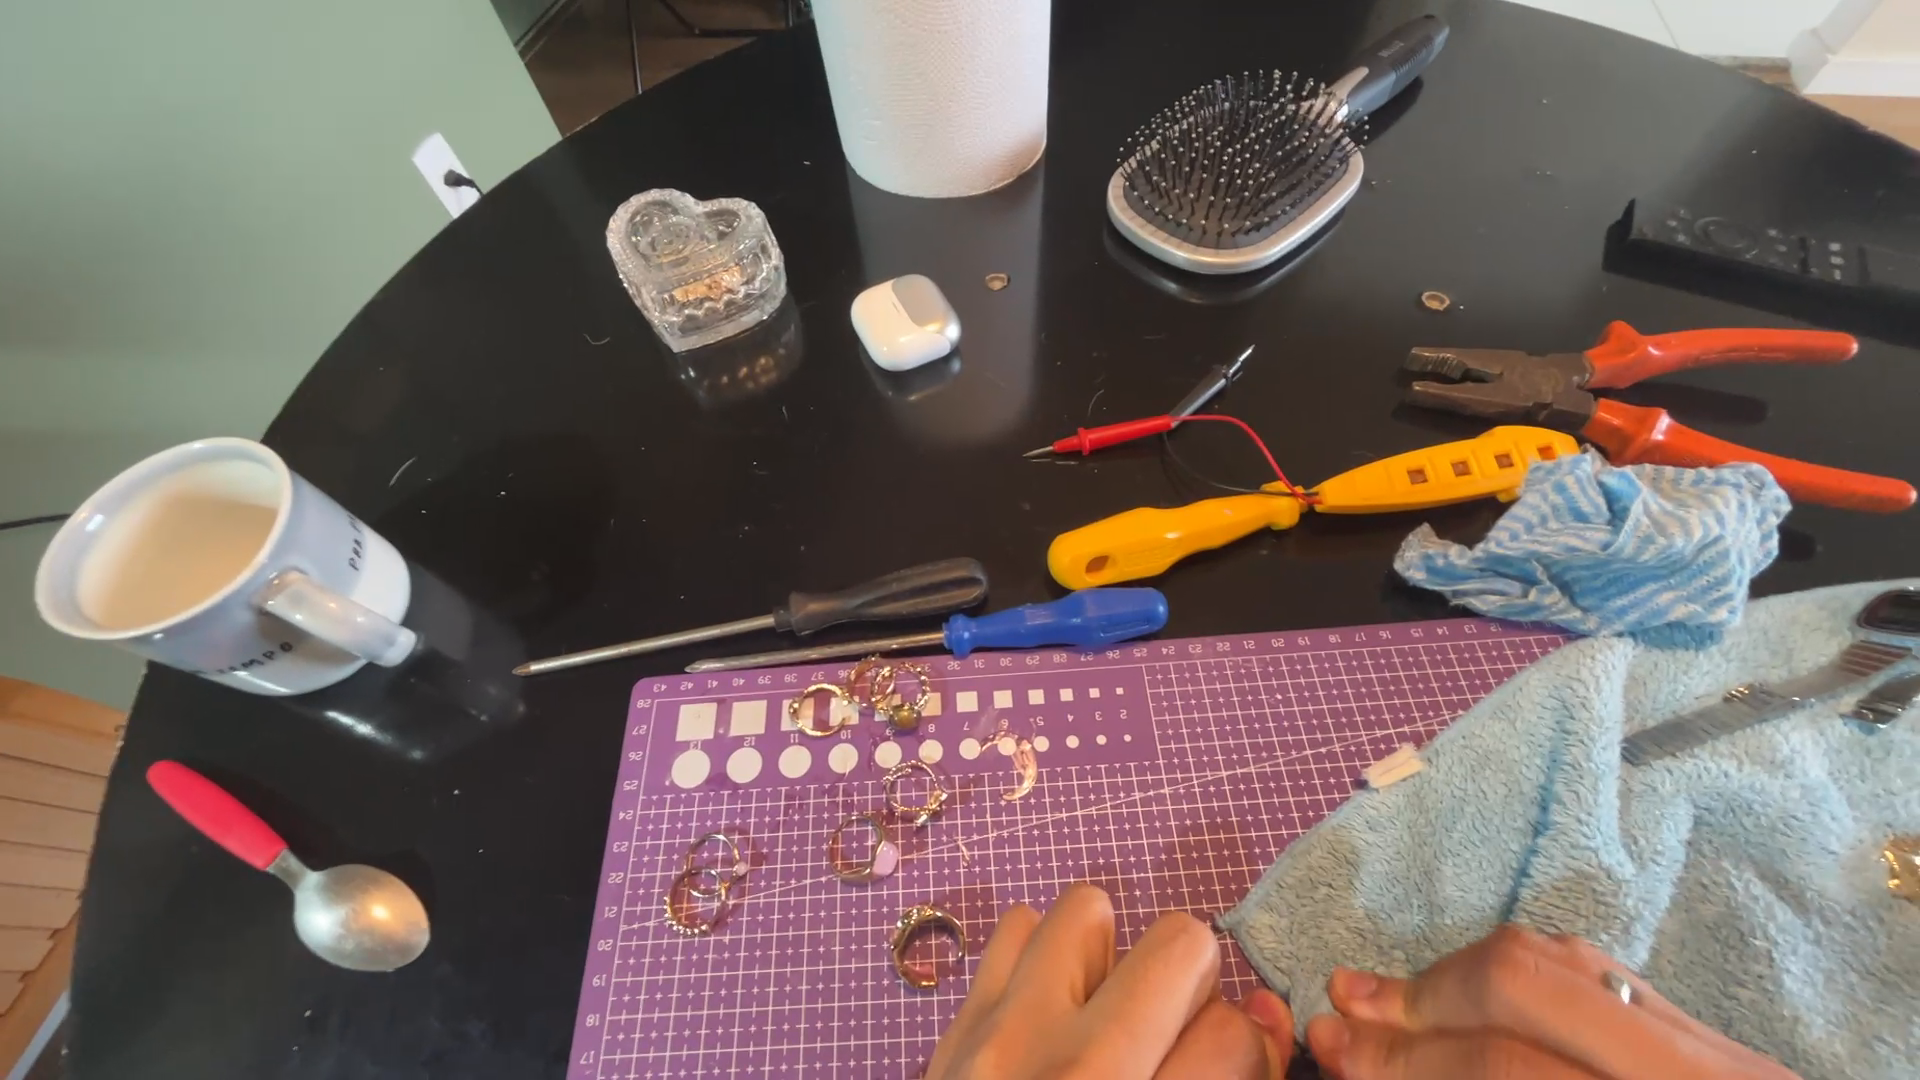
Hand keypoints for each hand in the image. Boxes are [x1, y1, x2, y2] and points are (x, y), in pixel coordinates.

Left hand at [926, 884, 1293, 1078]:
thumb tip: (1261, 1015)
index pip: (1238, 1037)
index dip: (1246, 1050)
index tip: (1215, 1064)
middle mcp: (1079, 1071)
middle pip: (1179, 943)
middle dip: (1188, 983)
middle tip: (1160, 1032)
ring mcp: (1005, 1035)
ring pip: (1087, 910)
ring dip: (1107, 957)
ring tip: (1095, 1015)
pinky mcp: (957, 1023)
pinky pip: (1016, 929)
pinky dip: (1040, 959)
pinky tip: (1041, 1014)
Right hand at [1306, 924, 1800, 1078]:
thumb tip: (1361, 1064)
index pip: (1508, 1070)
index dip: (1408, 1059)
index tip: (1333, 1050)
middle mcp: (1704, 1078)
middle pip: (1522, 984)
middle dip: (1415, 999)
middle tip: (1344, 1007)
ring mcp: (1718, 1048)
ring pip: (1549, 954)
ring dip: (1447, 974)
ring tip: (1388, 998)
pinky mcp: (1705, 1031)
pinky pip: (1580, 963)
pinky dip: (1496, 972)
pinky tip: (1457, 993)